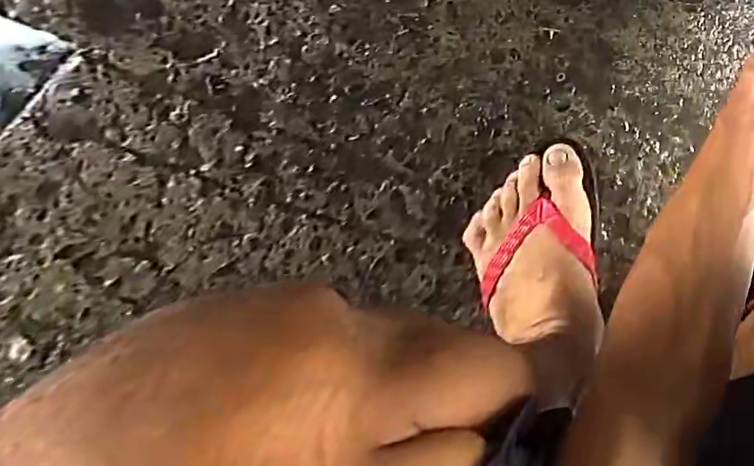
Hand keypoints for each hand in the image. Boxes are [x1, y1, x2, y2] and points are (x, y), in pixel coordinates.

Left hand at [0, 285, 533, 465]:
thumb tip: (491, 445)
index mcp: (357, 367)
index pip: (490, 364)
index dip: (524, 395)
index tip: (536, 418)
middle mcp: (330, 310)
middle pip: (431, 348)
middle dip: (437, 401)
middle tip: (415, 453)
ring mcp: (271, 302)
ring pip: (368, 343)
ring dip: (371, 394)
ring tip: (322, 449)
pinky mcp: (218, 309)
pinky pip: (305, 339)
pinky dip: (309, 383)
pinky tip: (257, 431)